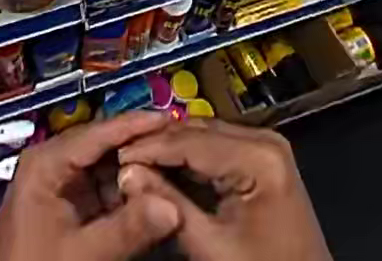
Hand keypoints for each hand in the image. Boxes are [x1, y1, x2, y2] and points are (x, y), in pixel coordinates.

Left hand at [0, 112, 182, 260]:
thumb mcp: (80, 255)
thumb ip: (126, 230)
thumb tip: (173, 207)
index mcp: (46, 161)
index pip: (98, 132)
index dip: (135, 124)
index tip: (169, 118)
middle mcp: (50, 162)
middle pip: (102, 145)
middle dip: (138, 146)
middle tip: (175, 142)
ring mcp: (56, 183)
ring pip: (103, 166)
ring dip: (133, 169)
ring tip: (169, 163)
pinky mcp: (64, 205)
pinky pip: (99, 188)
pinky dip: (123, 190)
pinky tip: (148, 192)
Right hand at [116, 120, 331, 260]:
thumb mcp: (212, 248)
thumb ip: (169, 206)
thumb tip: (126, 173)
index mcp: (259, 156)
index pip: (191, 141)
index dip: (149, 148)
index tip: (115, 157)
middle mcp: (264, 139)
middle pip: (198, 132)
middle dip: (158, 144)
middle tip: (119, 157)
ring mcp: (266, 147)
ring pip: (205, 136)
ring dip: (171, 148)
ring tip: (134, 160)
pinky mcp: (263, 159)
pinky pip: (218, 149)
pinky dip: (189, 158)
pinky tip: (162, 167)